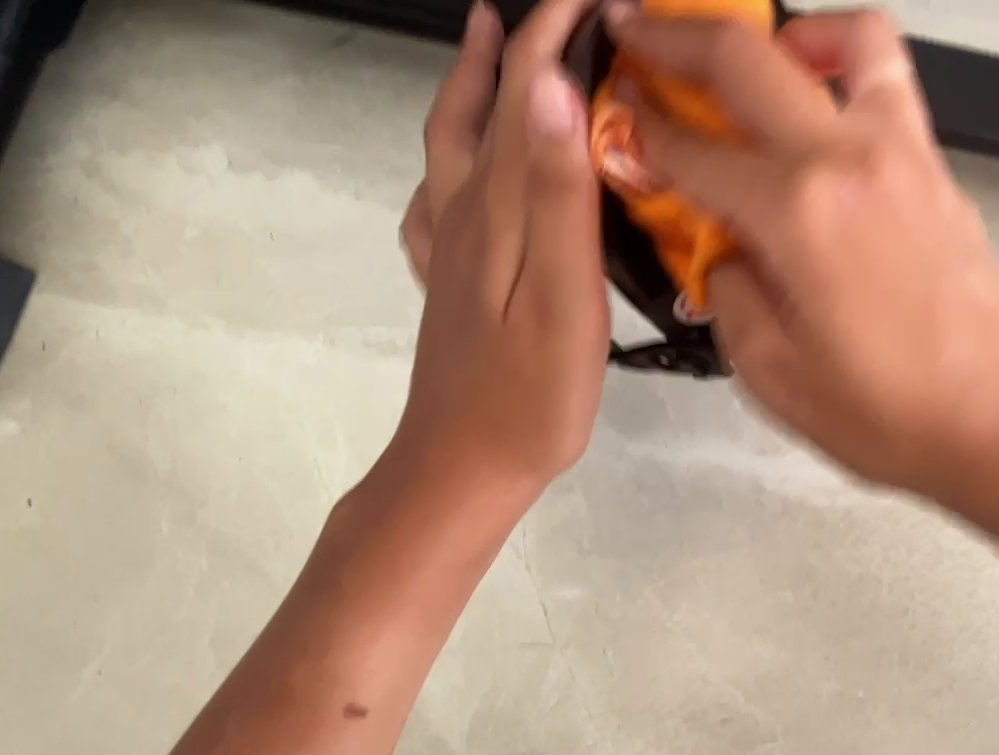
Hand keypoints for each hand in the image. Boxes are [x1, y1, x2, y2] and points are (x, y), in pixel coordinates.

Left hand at [387, 0, 611, 505]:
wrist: (466, 465)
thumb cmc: (531, 395)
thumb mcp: (561, 298)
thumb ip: (556, 198)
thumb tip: (549, 90)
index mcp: (499, 210)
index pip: (524, 95)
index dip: (553, 34)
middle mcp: (464, 215)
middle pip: (479, 108)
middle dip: (514, 46)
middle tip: (547, 8)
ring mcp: (450, 251)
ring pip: (451, 146)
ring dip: (472, 88)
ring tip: (490, 46)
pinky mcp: (451, 286)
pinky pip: (437, 205)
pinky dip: (447, 166)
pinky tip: (456, 173)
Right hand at [609, 5, 998, 538]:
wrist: (991, 426)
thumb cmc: (898, 415)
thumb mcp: (773, 375)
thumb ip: (728, 295)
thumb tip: (719, 253)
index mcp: (798, 216)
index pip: (693, 149)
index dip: (641, 131)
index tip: (621, 122)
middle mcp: (853, 165)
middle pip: (747, 56)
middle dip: (676, 38)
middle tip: (643, 38)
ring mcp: (906, 161)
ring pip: (846, 39)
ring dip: (784, 34)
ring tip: (753, 60)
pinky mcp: (940, 178)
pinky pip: (893, 88)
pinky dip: (849, 73)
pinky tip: (826, 110)